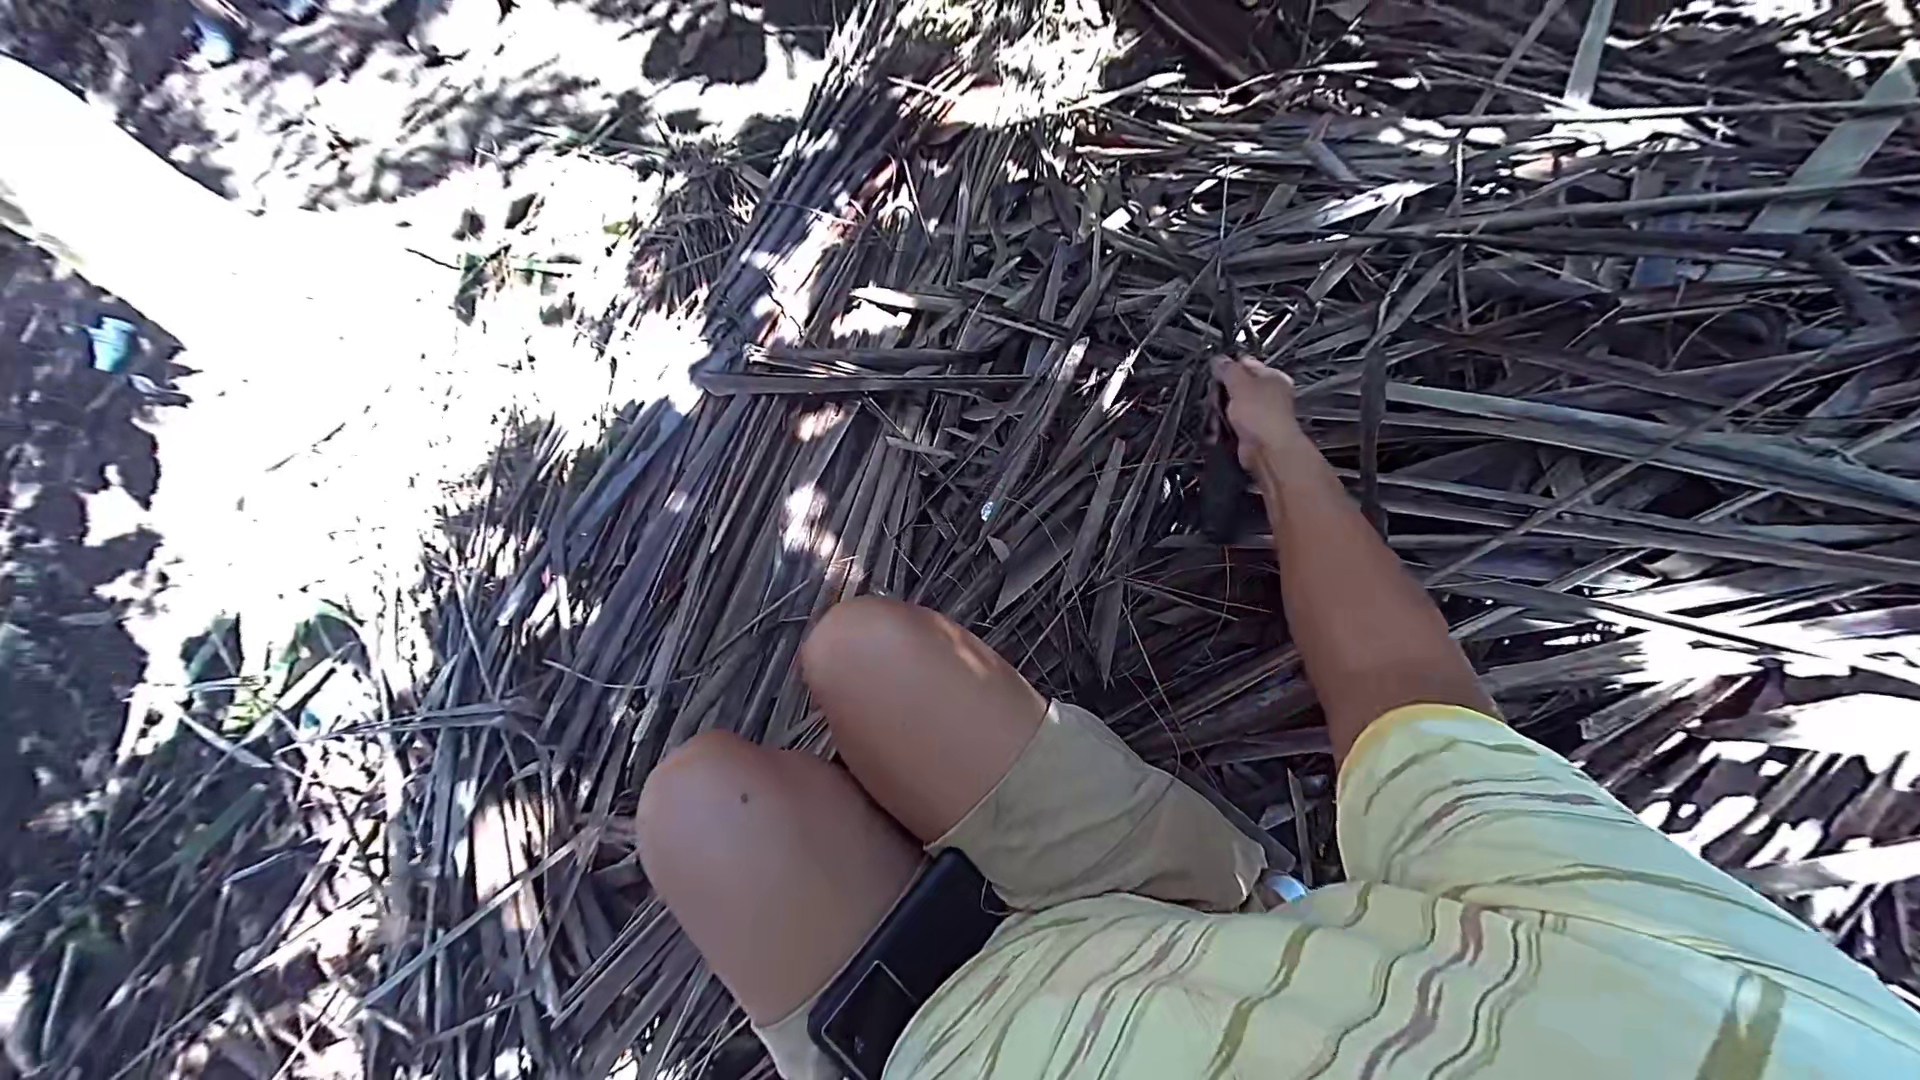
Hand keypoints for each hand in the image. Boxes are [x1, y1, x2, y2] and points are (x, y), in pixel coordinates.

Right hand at [1210, 355, 1308, 473]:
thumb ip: (1228, 369)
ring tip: (1218, 417)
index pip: (1245, 364)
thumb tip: (1219, 360)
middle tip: (1217, 398)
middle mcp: (1265, 396)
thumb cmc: (1264, 416)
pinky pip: (1227, 425)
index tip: (1215, 371)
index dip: (1228, 367)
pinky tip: (1218, 430)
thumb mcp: (1241, 384)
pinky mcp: (1246, 432)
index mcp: (1271, 377)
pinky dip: (1220, 428)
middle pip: (1233, 387)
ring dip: (1218, 414)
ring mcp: (1256, 415)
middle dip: (1220, 395)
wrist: (1266, 451)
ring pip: (1227, 408)